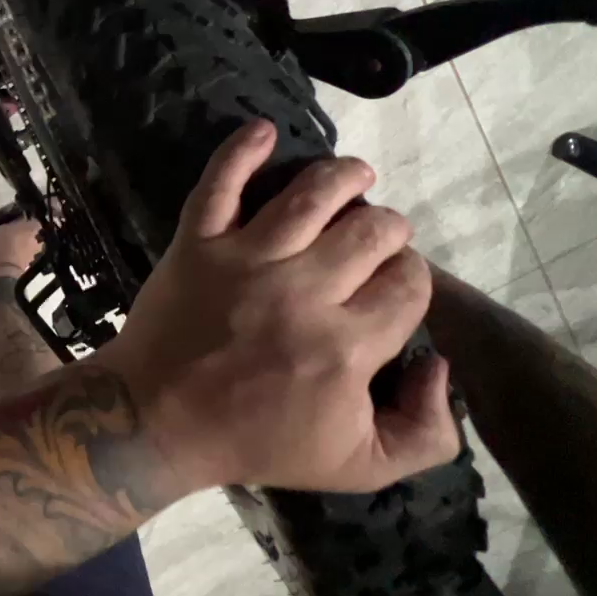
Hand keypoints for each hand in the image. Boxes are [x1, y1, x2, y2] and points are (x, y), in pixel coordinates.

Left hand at [90, 119, 459, 493]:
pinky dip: (241, 150)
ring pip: (310, 196)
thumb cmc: (255, 440)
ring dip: (343, 175)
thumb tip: (440, 362)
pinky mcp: (197, 242)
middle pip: (370, 231)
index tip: (393, 280)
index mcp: (348, 345)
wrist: (157, 416)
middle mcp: (303, 291)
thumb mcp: (359, 466)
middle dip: (386, 226)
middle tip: (375, 233)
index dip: (409, 274)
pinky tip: (264, 130)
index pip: (406, 284)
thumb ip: (426, 431)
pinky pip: (220, 184)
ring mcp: (245, 259)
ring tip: (356, 173)